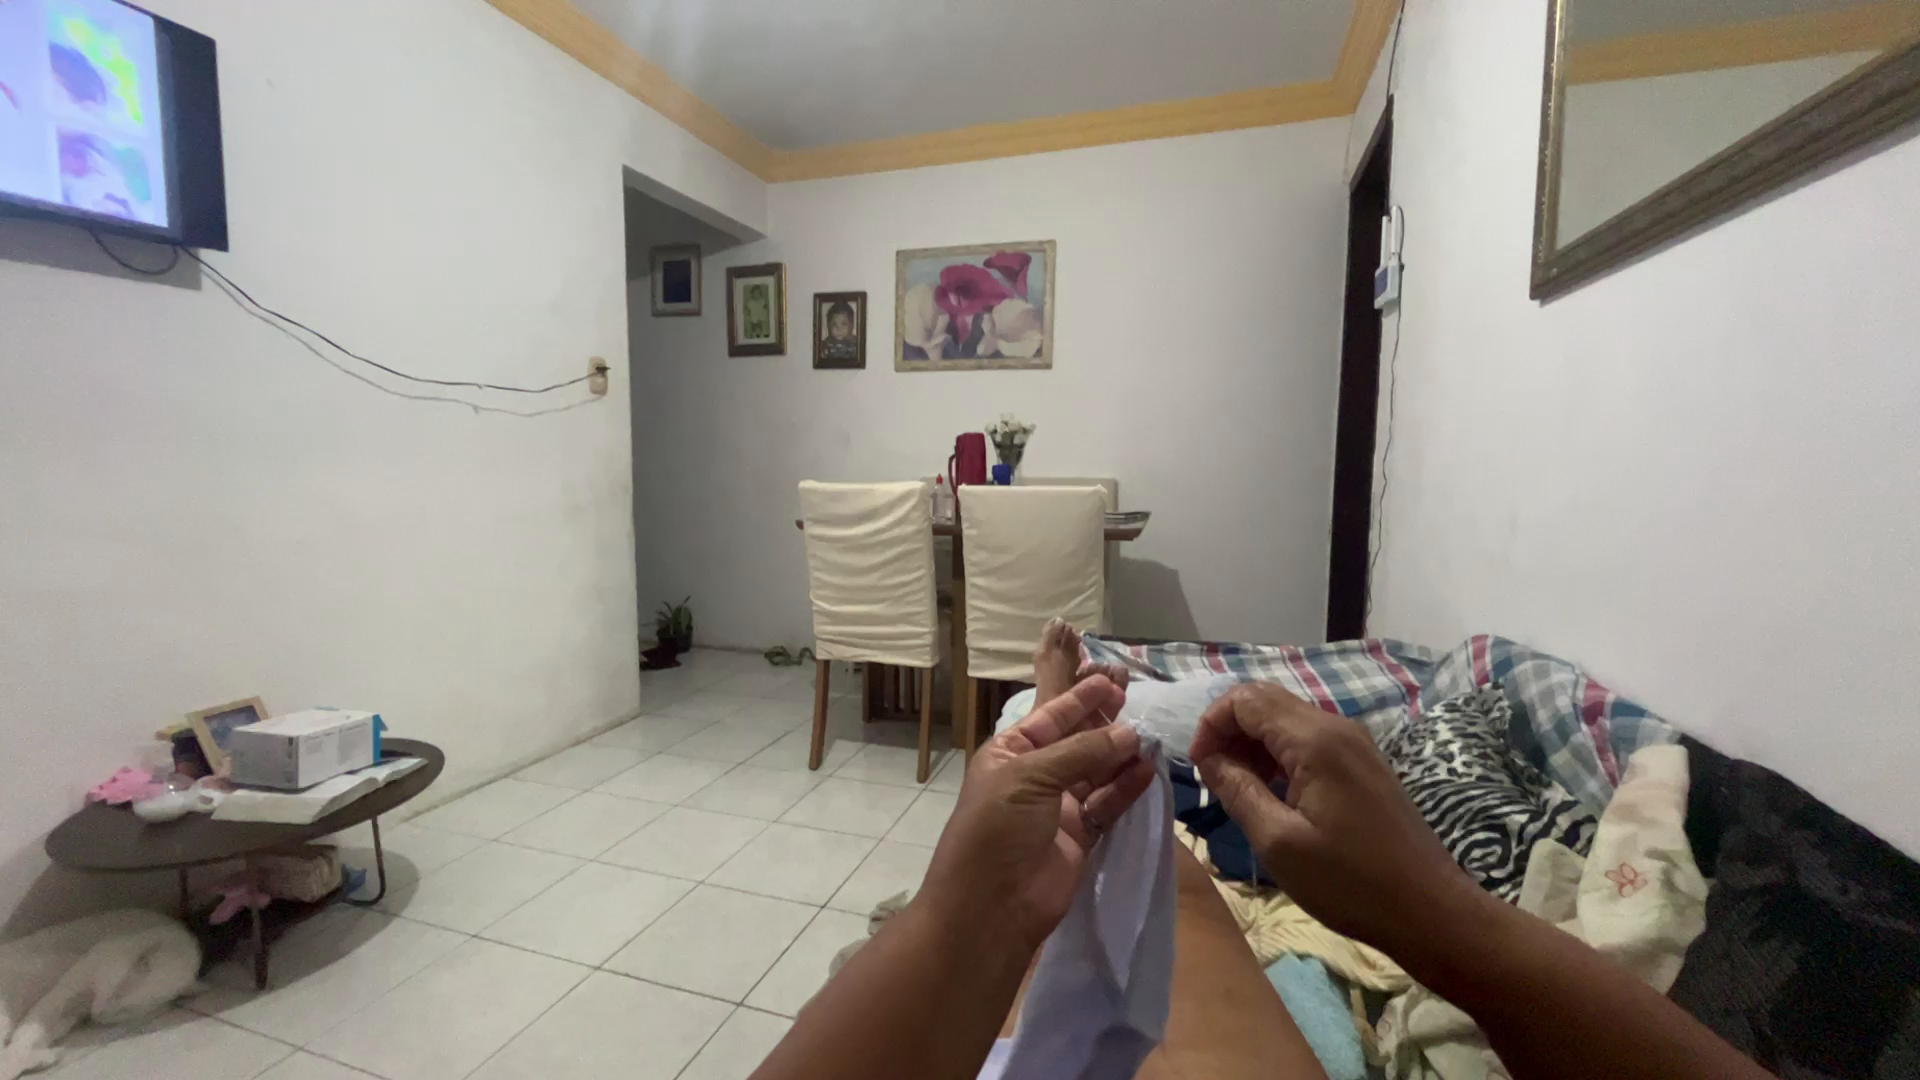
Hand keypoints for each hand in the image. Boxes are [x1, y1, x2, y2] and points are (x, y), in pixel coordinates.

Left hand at [921, 676, 1156, 950]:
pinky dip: (1125, 788)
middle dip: (1104, 723)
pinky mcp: (1079, 836)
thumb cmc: (998, 827)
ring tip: (1150, 737)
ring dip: (1120, 755)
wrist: (991, 906)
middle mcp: (1035, 774)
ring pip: (1096, 772)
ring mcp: (1058, 806)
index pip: (1050, 716)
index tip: (1110, 681)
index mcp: (1010, 752)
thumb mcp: (1031, 778)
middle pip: (1076, 741)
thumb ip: (1081, 753)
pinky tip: (1147, 771)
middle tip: (1137, 703)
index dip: (1080, 700)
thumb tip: (1128, 732)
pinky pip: (1106, 804)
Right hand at [1189, 683, 1484, 957]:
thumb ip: (1236, 789)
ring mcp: (1352, 743)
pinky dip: (1276, 753)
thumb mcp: (1278, 841)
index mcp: (1314, 740)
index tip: (1199, 766)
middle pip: (1264, 700)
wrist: (1433, 913)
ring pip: (1284, 717)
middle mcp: (1335, 727)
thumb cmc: (1351, 882)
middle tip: (1213, 773)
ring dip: (1250, 742)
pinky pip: (1305, 738)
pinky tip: (1270, 790)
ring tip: (1236, 785)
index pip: (1245, 699)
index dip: (1211, 724)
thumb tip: (1207, 758)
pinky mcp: (1360, 762)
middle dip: (1228, 729)